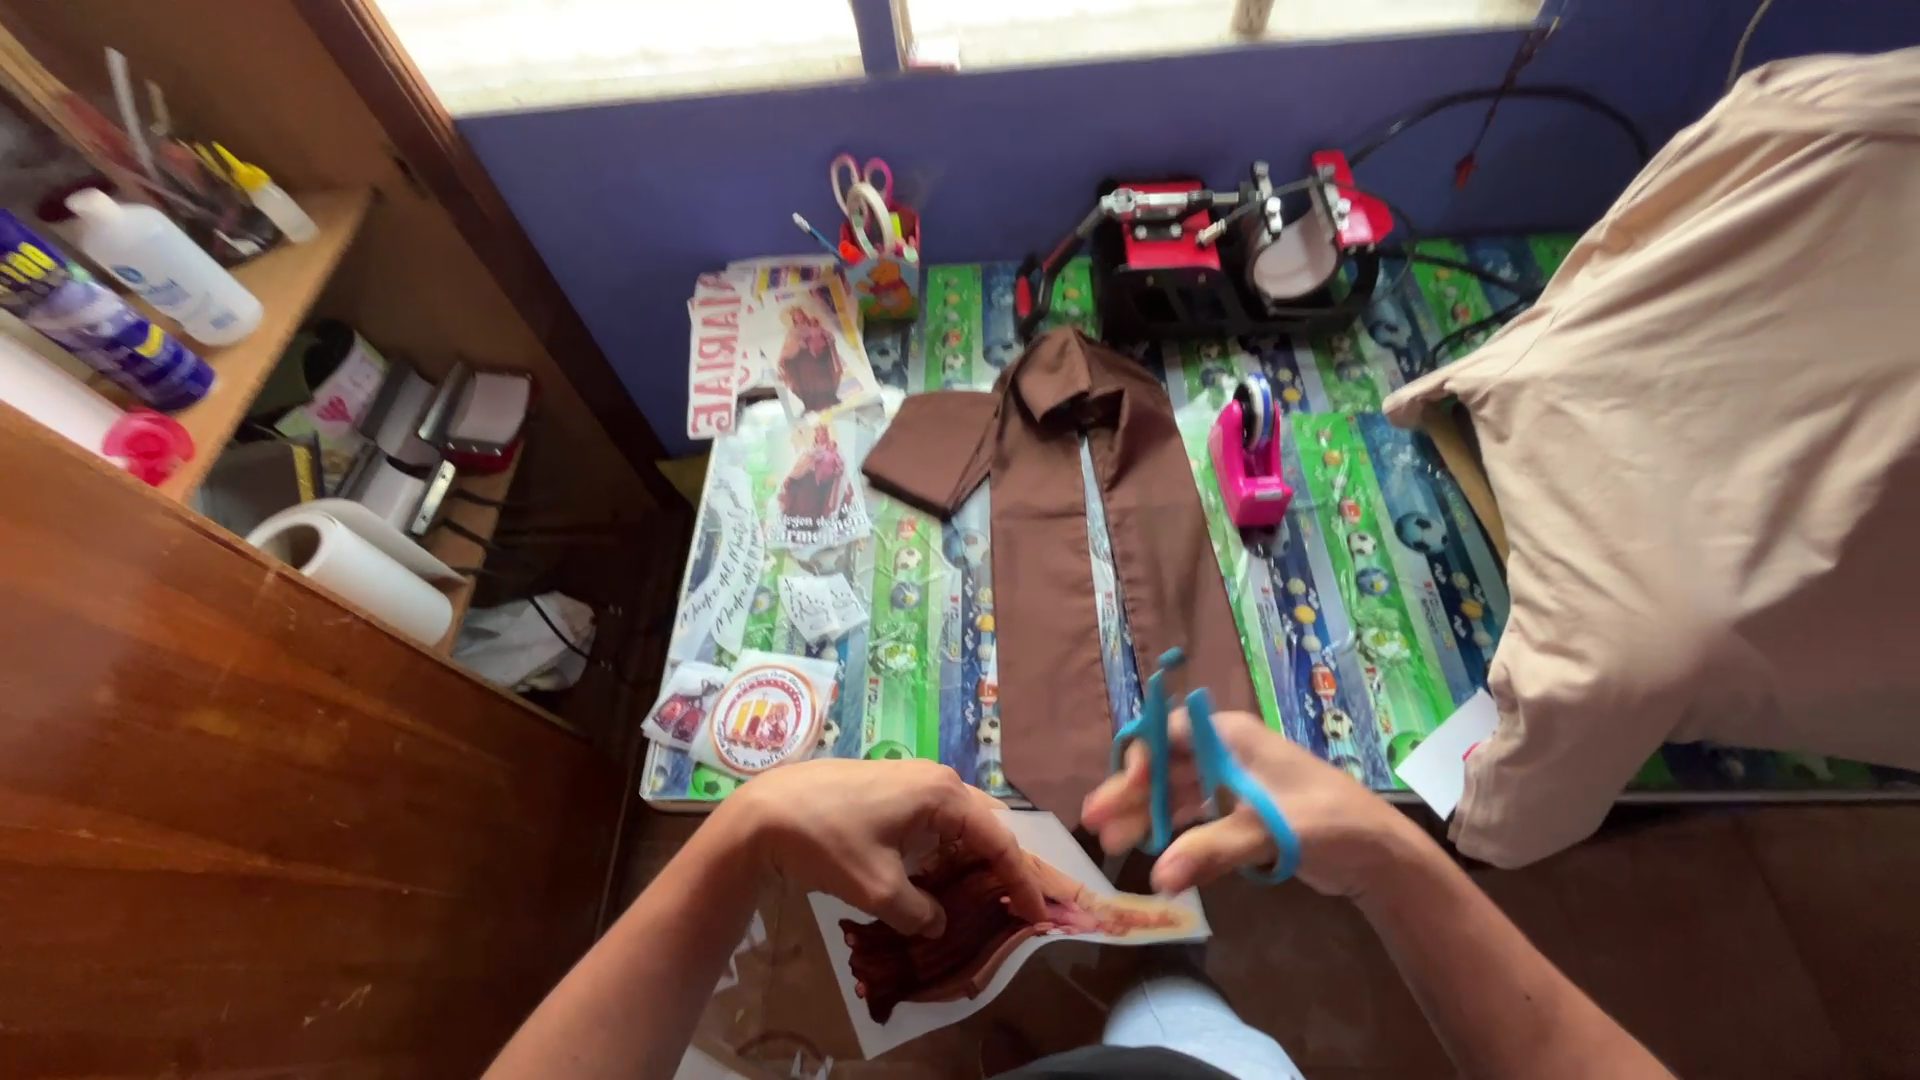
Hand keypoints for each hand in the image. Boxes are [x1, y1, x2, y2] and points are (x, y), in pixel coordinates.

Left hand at [719, 758, 1046, 935]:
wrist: (767, 811)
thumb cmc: (828, 842)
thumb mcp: (877, 889)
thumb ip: (919, 913)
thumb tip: (938, 923)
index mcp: (943, 794)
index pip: (999, 841)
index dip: (1021, 881)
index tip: (1036, 916)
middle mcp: (937, 778)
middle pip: (984, 825)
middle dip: (1000, 866)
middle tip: (1013, 905)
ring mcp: (913, 778)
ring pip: (959, 821)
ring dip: (970, 857)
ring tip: (979, 896)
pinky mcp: (892, 787)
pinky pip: (935, 818)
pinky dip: (945, 847)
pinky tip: (938, 875)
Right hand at [1081, 708, 1425, 898]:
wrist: (1379, 854)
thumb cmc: (1325, 821)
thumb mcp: (1266, 829)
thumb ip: (1210, 849)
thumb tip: (1157, 878)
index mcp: (1228, 734)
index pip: (1166, 735)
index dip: (1137, 761)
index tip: (1118, 794)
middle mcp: (1223, 751)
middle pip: (1164, 767)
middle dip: (1131, 794)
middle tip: (1096, 825)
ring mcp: (1229, 782)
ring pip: (1175, 793)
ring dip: (1147, 816)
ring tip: (1114, 844)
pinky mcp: (1238, 812)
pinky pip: (1194, 816)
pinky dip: (1174, 833)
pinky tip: (1154, 852)